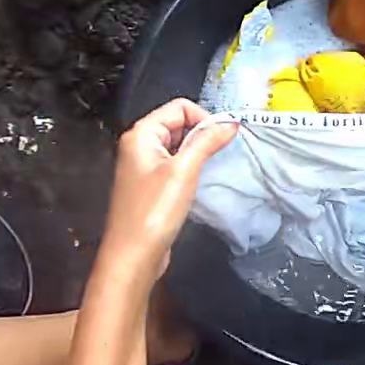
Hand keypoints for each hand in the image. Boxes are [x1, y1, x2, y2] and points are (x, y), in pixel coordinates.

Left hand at [98, 99, 238, 281]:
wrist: (132, 258)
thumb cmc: (154, 211)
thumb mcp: (184, 171)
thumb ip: (207, 142)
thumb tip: (231, 123)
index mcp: (141, 134)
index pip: (179, 107)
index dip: (204, 118)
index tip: (224, 138)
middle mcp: (139, 145)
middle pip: (179, 123)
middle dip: (202, 134)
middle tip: (221, 154)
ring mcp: (144, 166)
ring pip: (179, 145)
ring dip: (198, 152)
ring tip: (213, 168)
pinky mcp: (151, 185)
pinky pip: (175, 165)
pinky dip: (191, 168)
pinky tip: (201, 182)